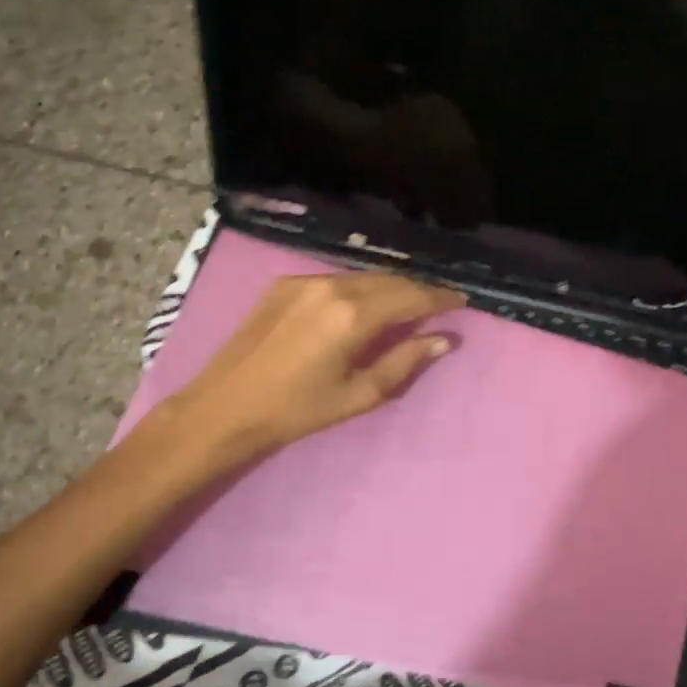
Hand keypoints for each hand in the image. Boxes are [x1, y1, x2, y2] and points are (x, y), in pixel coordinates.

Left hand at [155, 272, 465, 470]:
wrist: (224, 407)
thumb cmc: (298, 410)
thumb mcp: (361, 393)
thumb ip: (406, 361)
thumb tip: (444, 339)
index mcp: (354, 316)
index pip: (412, 297)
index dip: (440, 298)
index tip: (462, 300)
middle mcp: (332, 287)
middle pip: (391, 280)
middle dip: (419, 290)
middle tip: (441, 302)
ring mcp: (305, 281)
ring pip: (364, 276)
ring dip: (391, 287)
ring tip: (409, 302)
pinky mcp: (284, 284)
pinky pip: (337, 279)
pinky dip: (362, 287)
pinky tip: (366, 304)